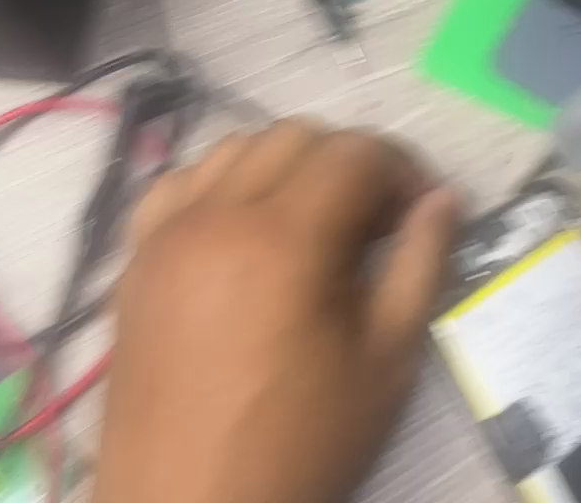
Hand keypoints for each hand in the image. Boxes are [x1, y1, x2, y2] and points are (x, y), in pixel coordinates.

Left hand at [94, 120, 456, 502]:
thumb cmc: (300, 443)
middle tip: (373, 221)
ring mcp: (168, 232)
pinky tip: (241, 225)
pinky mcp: (136, 257)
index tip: (417, 212)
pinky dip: (222, 182)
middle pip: (299, 136)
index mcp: (286, 239)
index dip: (400, 170)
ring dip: (289, 165)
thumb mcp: (387, 359)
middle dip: (349, 163)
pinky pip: (181, 182)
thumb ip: (421, 263)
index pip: (355, 154)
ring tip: (311, 220)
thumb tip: (444, 198)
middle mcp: (219, 214)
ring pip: (240, 146)